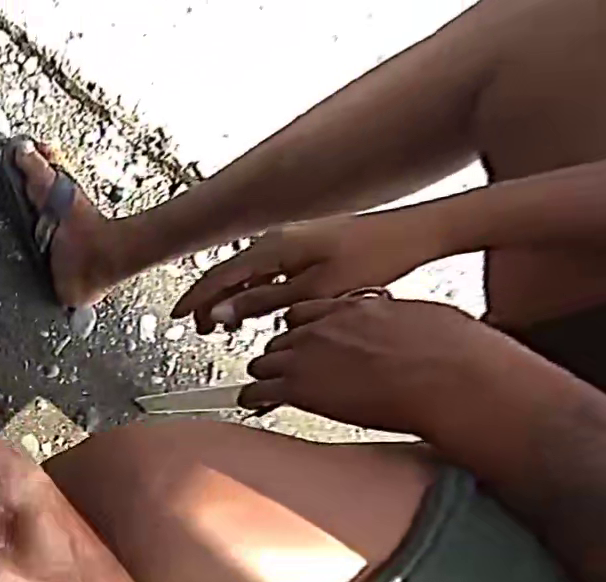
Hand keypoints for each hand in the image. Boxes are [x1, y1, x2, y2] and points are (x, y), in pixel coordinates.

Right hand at [172, 211, 438, 332]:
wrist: (428, 229)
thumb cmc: (380, 258)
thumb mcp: (313, 290)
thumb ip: (260, 303)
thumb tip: (219, 315)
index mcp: (272, 249)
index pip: (216, 278)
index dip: (194, 301)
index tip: (177, 317)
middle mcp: (277, 239)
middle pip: (226, 274)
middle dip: (211, 302)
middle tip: (202, 327)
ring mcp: (292, 238)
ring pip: (245, 272)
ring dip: (233, 297)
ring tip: (229, 322)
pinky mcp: (307, 242)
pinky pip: (266, 268)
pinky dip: (254, 288)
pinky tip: (260, 304)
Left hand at [239, 296, 538, 435]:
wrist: (459, 382)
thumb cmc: (459, 353)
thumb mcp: (422, 316)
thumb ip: (383, 319)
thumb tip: (379, 326)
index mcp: (353, 308)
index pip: (302, 313)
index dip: (299, 329)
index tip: (301, 341)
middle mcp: (321, 330)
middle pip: (278, 341)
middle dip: (282, 355)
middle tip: (290, 370)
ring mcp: (303, 359)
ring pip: (261, 365)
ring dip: (266, 376)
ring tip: (276, 387)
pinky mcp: (295, 388)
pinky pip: (253, 392)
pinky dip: (253, 398)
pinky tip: (259, 403)